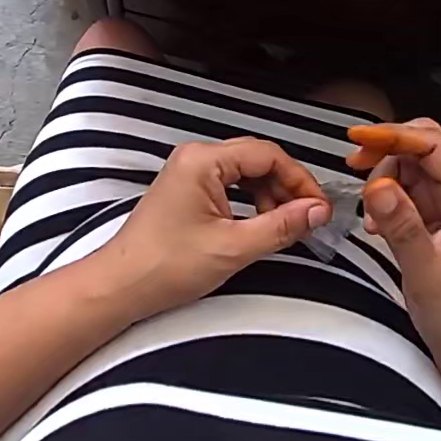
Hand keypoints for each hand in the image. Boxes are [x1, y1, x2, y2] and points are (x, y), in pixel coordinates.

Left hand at [83, 138, 330, 322]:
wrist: (122, 286)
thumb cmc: (166, 265)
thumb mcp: (233, 248)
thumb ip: (280, 226)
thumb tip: (317, 211)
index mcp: (202, 160)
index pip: (267, 154)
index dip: (299, 179)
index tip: (319, 208)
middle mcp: (195, 158)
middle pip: (257, 160)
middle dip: (286, 188)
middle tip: (309, 218)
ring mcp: (189, 172)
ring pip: (245, 173)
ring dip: (270, 196)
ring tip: (285, 226)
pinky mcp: (187, 189)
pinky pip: (229, 185)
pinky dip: (251, 202)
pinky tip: (261, 224)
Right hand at [347, 120, 440, 356]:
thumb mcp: (428, 273)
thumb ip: (402, 226)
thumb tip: (377, 186)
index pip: (435, 147)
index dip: (396, 136)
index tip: (360, 138)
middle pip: (420, 148)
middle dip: (385, 150)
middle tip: (354, 163)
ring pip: (407, 166)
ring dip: (380, 177)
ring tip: (369, 210)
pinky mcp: (429, 218)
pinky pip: (400, 189)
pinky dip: (381, 196)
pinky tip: (374, 223)